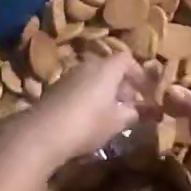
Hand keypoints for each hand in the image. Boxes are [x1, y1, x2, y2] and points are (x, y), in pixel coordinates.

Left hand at [21, 53, 148, 168]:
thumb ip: (134, 113)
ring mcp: (69, 76)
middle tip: (132, 104)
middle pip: (109, 67)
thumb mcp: (117, 121)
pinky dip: (91, 95)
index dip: (139, 72)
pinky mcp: (56, 88)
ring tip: (114, 112)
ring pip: (94, 77)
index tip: (146, 91)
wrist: (43, 132)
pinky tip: (92, 115)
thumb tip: (143, 110)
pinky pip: (80, 85)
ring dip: (106, 91)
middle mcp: (86, 66)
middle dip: (123, 84)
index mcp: (105, 68)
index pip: (126, 59)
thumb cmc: (87, 123)